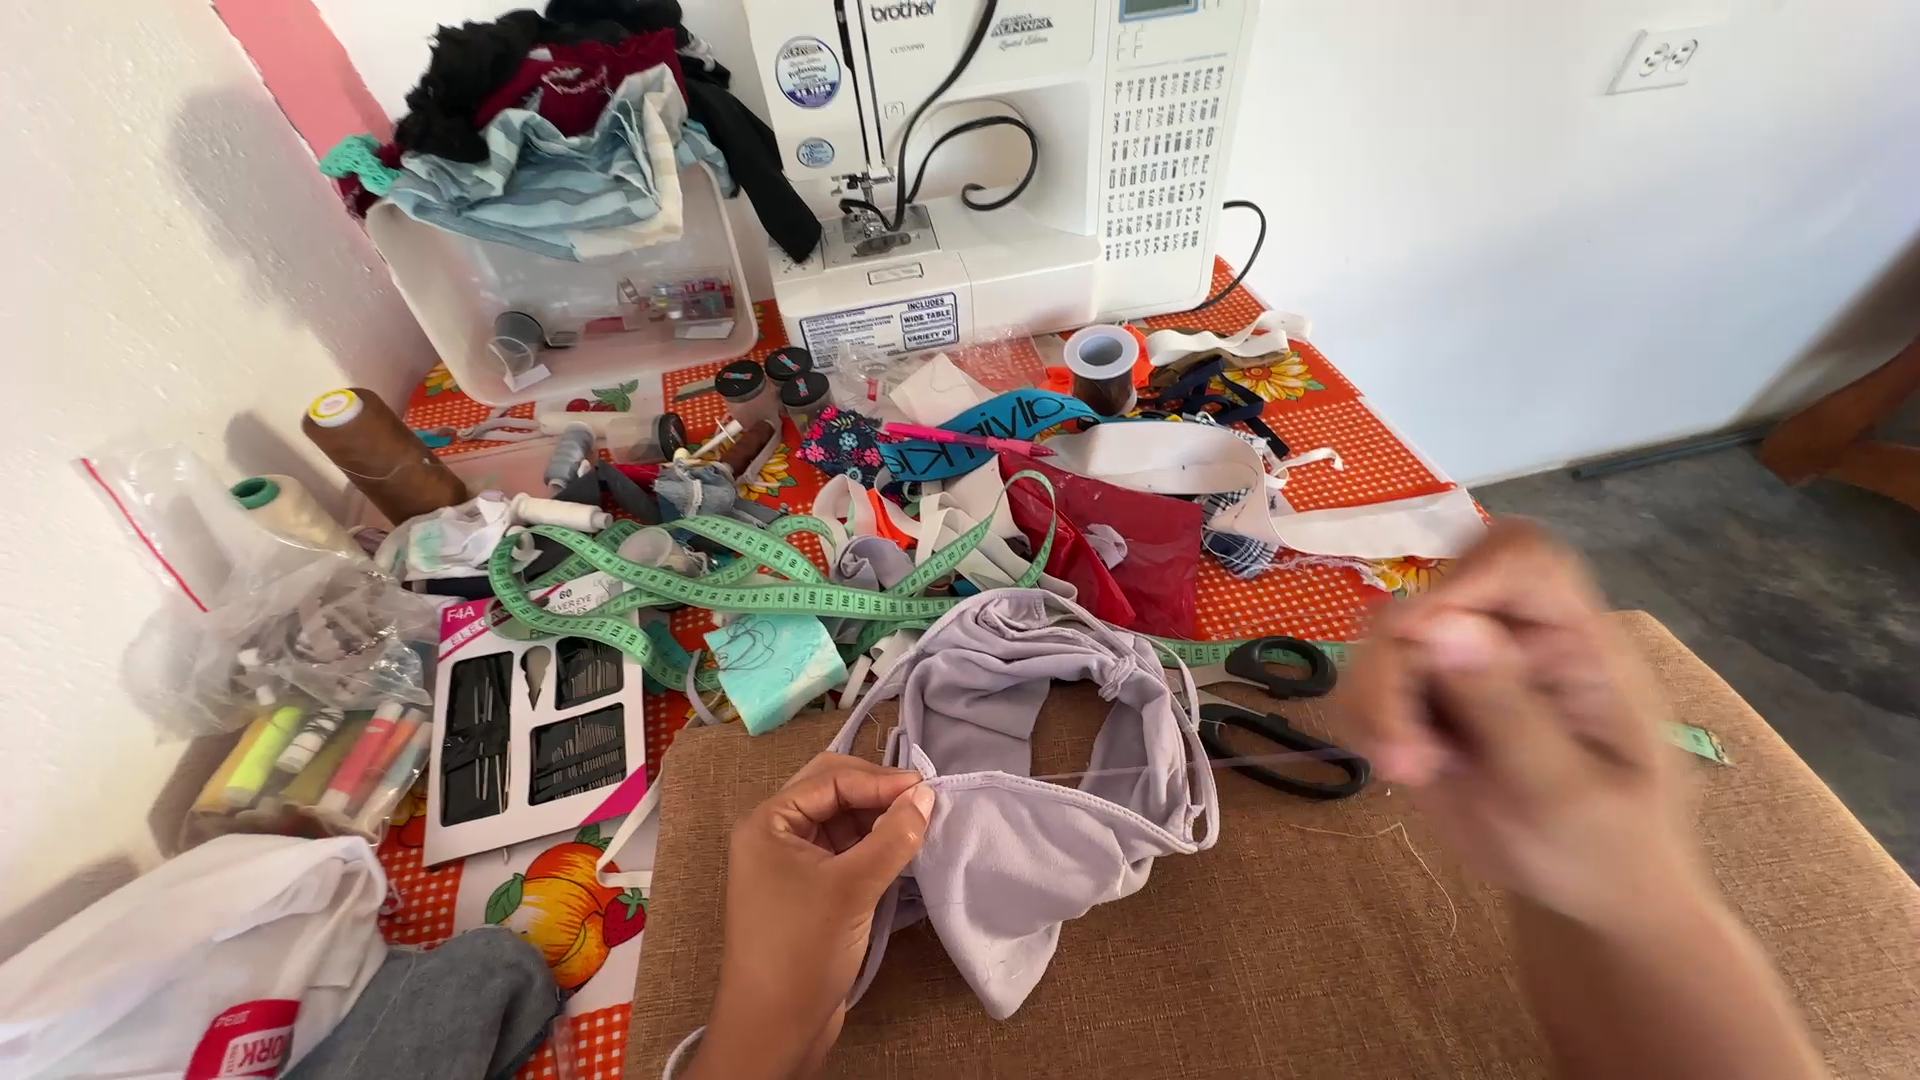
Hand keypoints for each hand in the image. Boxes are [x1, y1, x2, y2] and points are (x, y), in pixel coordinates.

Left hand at [687, 754, 933, 1079]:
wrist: (773, 1033)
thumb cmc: (802, 951)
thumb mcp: (852, 888)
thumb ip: (892, 837)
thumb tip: (925, 796)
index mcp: (769, 821)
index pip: (831, 779)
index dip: (879, 780)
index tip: (925, 790)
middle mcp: (776, 832)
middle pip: (834, 791)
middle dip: (877, 793)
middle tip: (920, 802)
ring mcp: (791, 861)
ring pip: (843, 819)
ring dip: (878, 818)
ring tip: (917, 825)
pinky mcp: (809, 887)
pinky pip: (845, 848)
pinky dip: (873, 844)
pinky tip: (901, 849)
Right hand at [1342, 520, 1706, 927]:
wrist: (1579, 890)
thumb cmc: (1602, 848)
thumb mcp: (1564, 792)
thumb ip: (1507, 707)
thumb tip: (1442, 625)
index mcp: (1574, 642)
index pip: (1520, 559)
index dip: (1463, 576)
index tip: (1419, 638)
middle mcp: (1509, 636)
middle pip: (1422, 603)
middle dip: (1393, 674)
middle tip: (1401, 757)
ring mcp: (1457, 662)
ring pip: (1378, 640)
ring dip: (1372, 702)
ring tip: (1403, 771)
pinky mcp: (1416, 691)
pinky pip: (1360, 677)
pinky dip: (1361, 718)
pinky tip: (1395, 764)